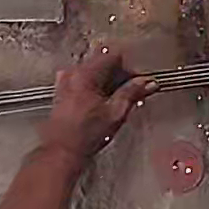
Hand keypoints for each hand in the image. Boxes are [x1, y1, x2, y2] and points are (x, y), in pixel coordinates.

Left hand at [36, 50, 157, 164]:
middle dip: (120, 75)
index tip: (138, 82)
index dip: (129, 68)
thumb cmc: (85, 135)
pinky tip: (101, 103)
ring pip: (93, 72)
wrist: (62, 152)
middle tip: (131, 91)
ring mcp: (65, 82)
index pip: (113, 56)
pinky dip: (95, 87)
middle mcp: (73, 74)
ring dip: (108, 82)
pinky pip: (83, 81)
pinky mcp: (62, 93)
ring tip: (116, 99)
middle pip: (102, 62)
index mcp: (86, 74)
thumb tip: (146, 82)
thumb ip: (132, 93)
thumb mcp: (115, 113)